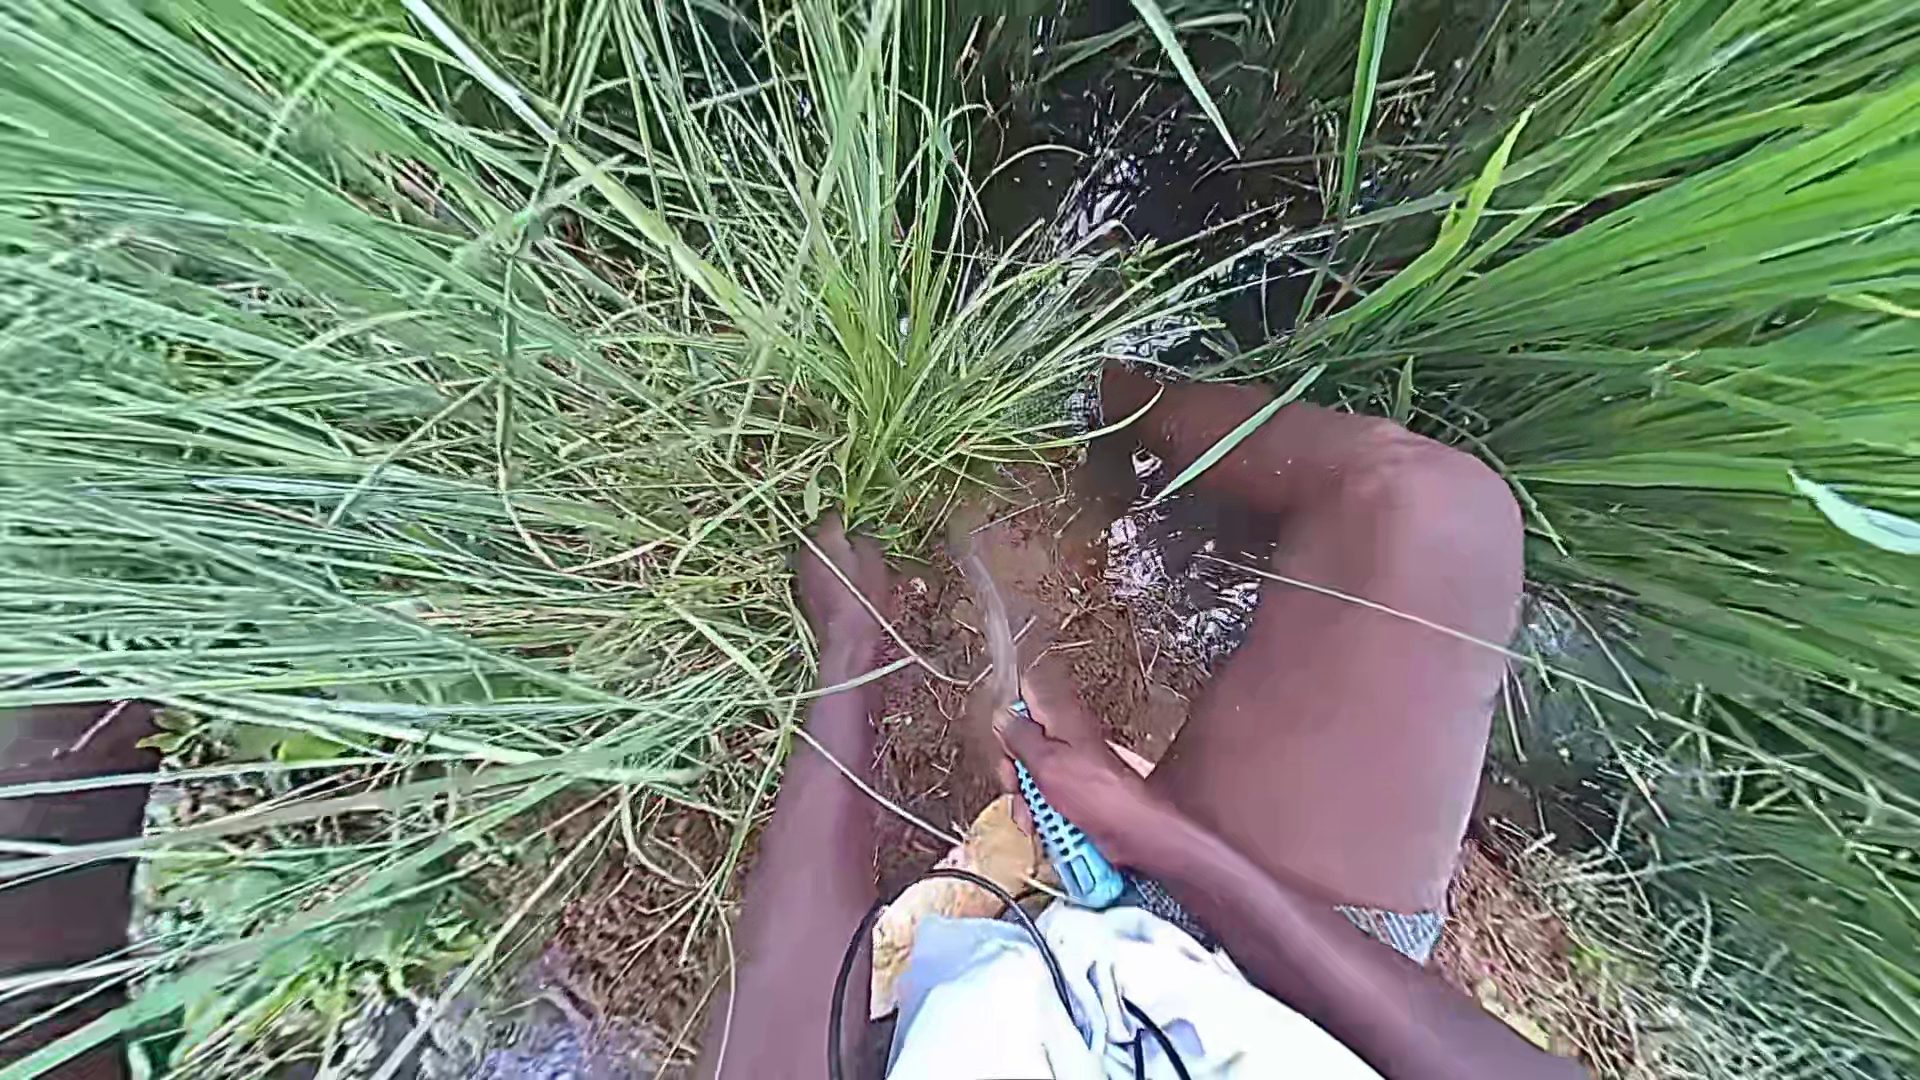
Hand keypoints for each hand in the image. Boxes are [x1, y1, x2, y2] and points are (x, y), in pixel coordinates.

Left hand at [794, 514, 887, 665]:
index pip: (833, 515)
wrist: (845, 639)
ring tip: (853, 564)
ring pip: (818, 552)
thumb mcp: (874, 561)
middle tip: (860, 544)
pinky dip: (828, 570)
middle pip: (823, 533)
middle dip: (839, 535)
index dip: (849, 517)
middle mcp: (807, 550)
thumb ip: (864, 538)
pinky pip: (816, 569)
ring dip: (832, 553)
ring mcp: (801, 570)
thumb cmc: (864, 597)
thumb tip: (857, 530)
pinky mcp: (803, 589)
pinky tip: (843, 582)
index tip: (862, 523)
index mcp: (824, 538)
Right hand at [995, 659, 1177, 870]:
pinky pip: (1047, 795)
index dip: (1009, 718)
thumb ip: (1020, 736)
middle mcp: (1067, 737)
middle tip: (1017, 786)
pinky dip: (1041, 811)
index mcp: (1061, 718)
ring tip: (1033, 817)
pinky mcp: (1076, 792)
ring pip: (1032, 773)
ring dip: (1026, 797)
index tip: (1005, 742)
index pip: (1026, 698)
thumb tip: (1002, 716)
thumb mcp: (1046, 762)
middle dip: (1014, 769)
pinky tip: (1043, 826)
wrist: (1135, 834)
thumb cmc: (1098, 796)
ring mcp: (1072, 765)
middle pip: (1024, 741)